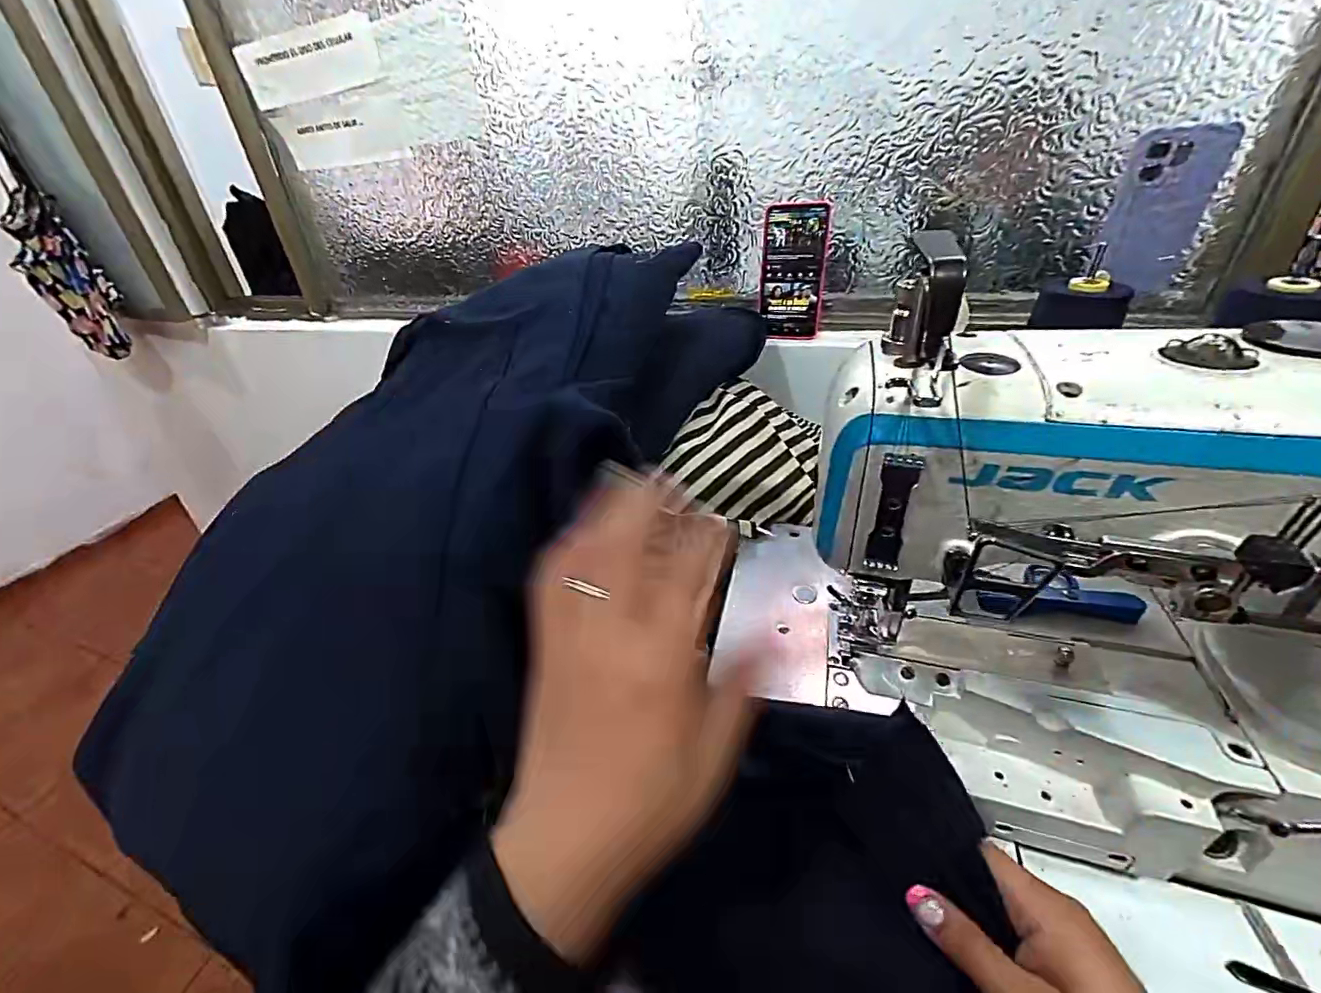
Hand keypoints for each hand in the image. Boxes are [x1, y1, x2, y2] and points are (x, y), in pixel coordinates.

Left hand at [491, 470, 756, 964]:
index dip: (706, 538)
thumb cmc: (651, 800)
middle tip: (671, 476)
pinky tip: (579, 530)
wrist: (563, 844)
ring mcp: (569, 638)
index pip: (686, 576)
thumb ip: (742, 684)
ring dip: (605, 511)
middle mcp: (610, 636)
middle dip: (649, 503)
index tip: (721, 516)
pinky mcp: (543, 649)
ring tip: (628, 483)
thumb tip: (776, 633)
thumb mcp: (714, 752)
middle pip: (626, 547)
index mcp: (659, 659)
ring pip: (583, 556)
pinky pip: (548, 583)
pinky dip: (565, 545)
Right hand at [907, 842, 1144, 992]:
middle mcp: (1064, 914)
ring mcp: (1075, 944)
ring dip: (978, 925)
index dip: (943, 857)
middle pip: (993, 885)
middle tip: (916, 908)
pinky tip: (984, 969)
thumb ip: (968, 943)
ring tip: (940, 936)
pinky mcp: (1080, 971)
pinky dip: (1001, 947)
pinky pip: (1027, 940)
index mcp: (1049, 905)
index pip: (983, 854)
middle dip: (957, 897)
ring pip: (1010, 915)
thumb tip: (921, 897)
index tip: (910, 864)